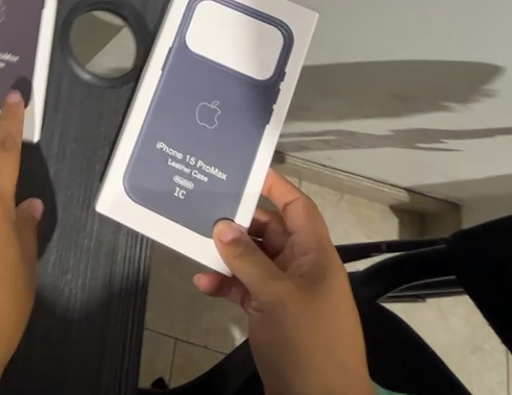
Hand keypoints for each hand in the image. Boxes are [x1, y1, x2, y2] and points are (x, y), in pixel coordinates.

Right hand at [193, 171, 372, 394]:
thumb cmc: (308, 342)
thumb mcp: (275, 295)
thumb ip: (246, 258)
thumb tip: (221, 226)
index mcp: (315, 256)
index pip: (297, 207)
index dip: (275, 186)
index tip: (244, 169)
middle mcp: (301, 269)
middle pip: (269, 230)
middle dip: (237, 222)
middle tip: (203, 208)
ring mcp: (286, 293)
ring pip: (252, 259)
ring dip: (226, 255)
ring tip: (196, 246)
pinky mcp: (271, 315)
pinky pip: (245, 287)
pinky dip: (225, 284)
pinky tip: (204, 285)